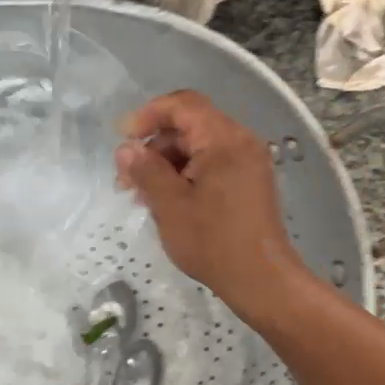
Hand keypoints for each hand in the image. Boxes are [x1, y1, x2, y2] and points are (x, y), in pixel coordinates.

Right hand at [117, 90, 307, 317]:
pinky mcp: (249, 183)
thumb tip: (126, 149)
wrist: (261, 279)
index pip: (182, 105)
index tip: (123, 140)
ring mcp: (248, 163)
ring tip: (143, 197)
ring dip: (167, 166)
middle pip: (189, 127)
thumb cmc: (213, 241)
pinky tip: (168, 203)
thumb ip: (146, 171)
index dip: (148, 115)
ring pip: (199, 149)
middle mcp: (241, 142)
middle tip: (126, 181)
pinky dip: (186, 177)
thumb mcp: (170, 206)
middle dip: (154, 148)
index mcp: (224, 139)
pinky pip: (212, 166)